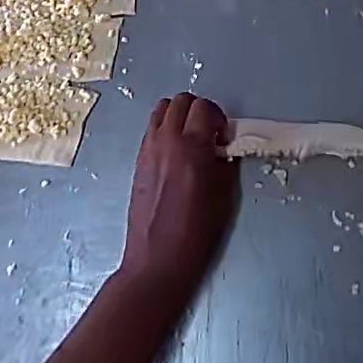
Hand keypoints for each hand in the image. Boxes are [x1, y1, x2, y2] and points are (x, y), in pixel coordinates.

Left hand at [118, 93, 236, 298]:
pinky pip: (151, 130)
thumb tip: (223, 147)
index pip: (204, 107)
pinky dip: (164, 130)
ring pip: (161, 110)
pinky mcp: (137, 161)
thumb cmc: (196, 232)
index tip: (223, 135)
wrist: (157, 260)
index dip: (218, 117)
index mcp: (192, 147)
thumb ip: (225, 161)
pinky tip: (175, 153)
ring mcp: (148, 150)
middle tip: (209, 132)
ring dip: (178, 116)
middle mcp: (166, 141)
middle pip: (180, 101)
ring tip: (190, 137)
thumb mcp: (224, 195)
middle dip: (198, 110)